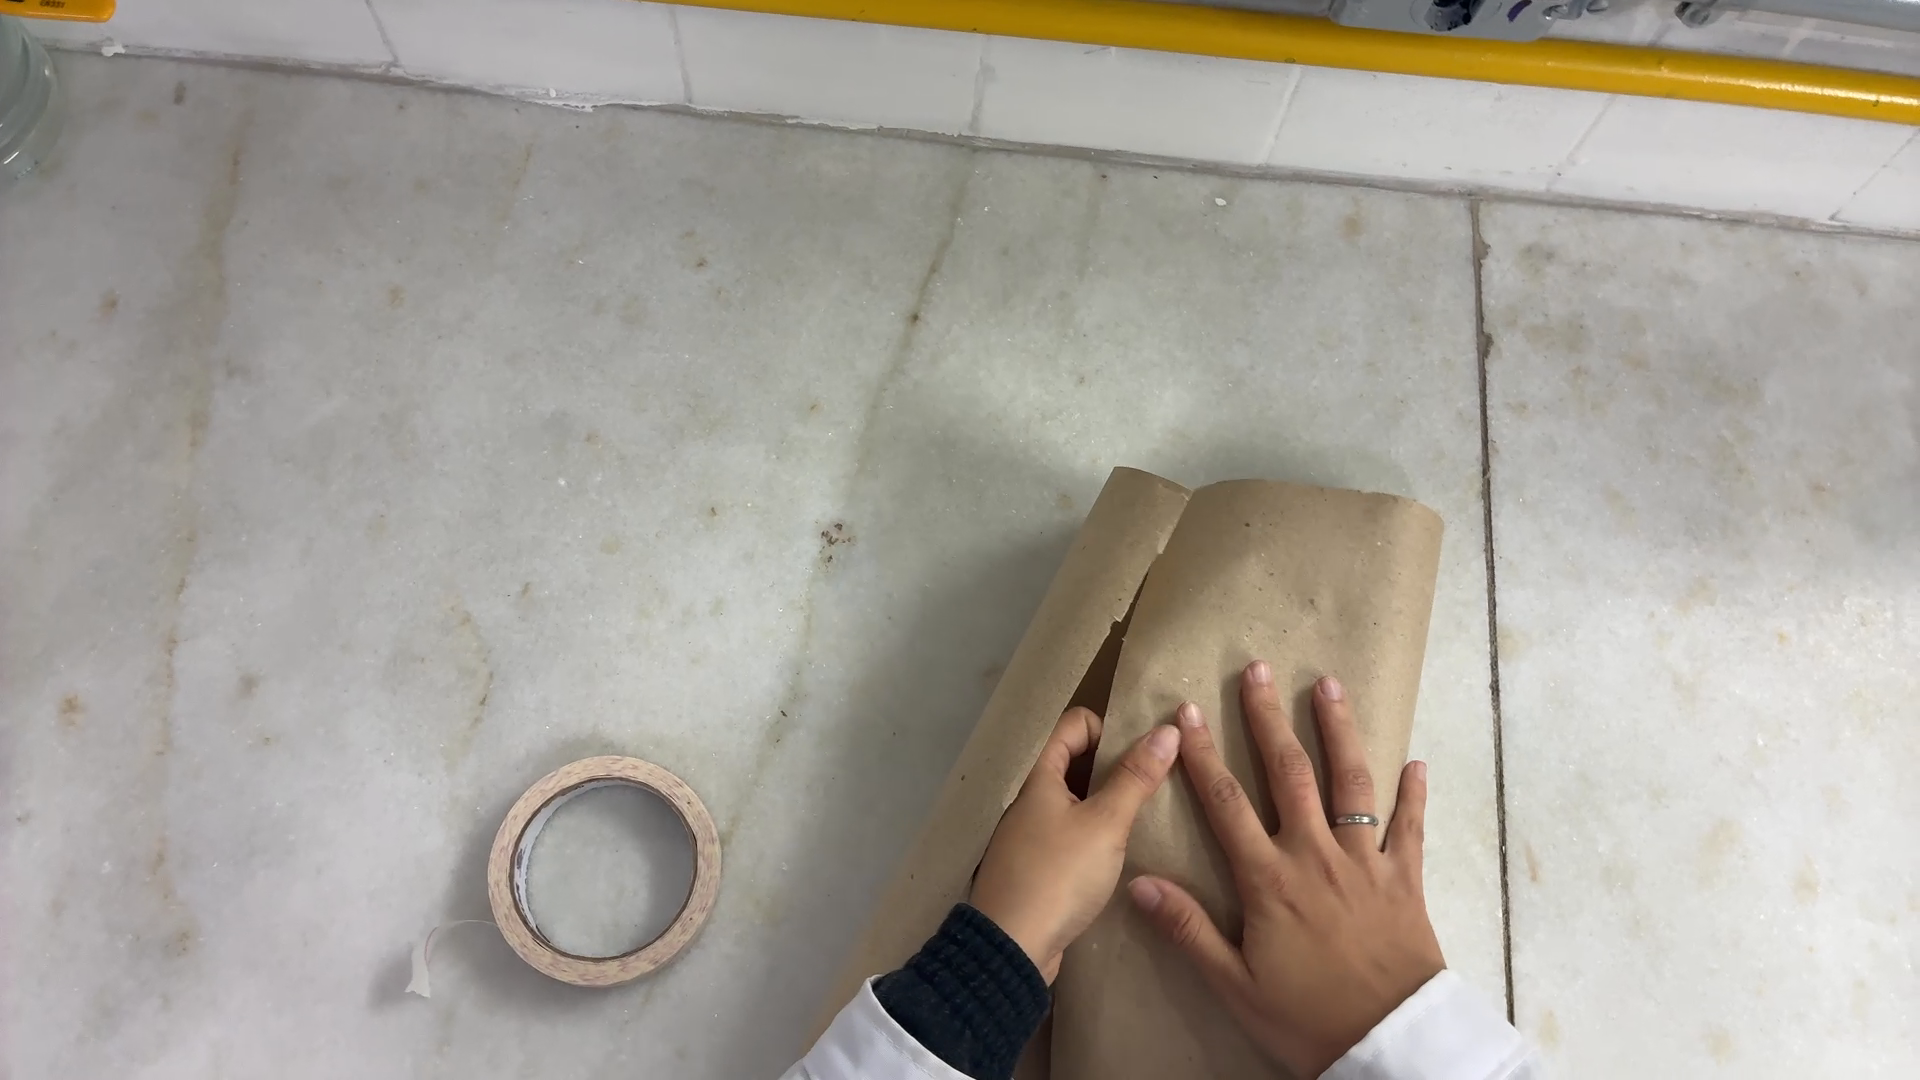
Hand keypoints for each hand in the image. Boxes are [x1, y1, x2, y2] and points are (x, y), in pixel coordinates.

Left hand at [971, 706, 1179, 982]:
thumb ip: (1135, 778)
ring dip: (1106, 800)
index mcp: (1040, 774)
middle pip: (1076, 760)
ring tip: (1147, 813)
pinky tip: (1120, 849)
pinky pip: (1070, 831)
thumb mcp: (1105, 823)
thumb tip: (1168, 729)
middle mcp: (1031, 796)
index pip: (1074, 723)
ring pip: (1075, 799)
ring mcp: (1031, 831)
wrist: (1011, 947)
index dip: (1109, 727)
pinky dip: (1094, 830)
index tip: (1144, 749)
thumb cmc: (1057, 874)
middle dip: (1114, 765)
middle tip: (1155, 779)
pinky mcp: (1036, 864)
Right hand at [1126, 662, 1443, 1077]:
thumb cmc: (1309, 1018)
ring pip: (1350, 784)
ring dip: (1338, 731)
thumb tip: (1137, 881)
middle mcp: (1314, 854)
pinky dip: (1414, 795)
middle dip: (1268, 717)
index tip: (1186, 710)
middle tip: (1257, 670)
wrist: (1397, 1054)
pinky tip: (1417, 761)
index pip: (1225, 800)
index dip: (1202, 752)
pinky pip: (1411, 830)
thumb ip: (1187, 927)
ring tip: (1329, 685)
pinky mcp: (1406, 882)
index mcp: (1269, 877)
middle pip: (1288, 772)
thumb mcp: (1235, 983)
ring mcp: (1365, 864)